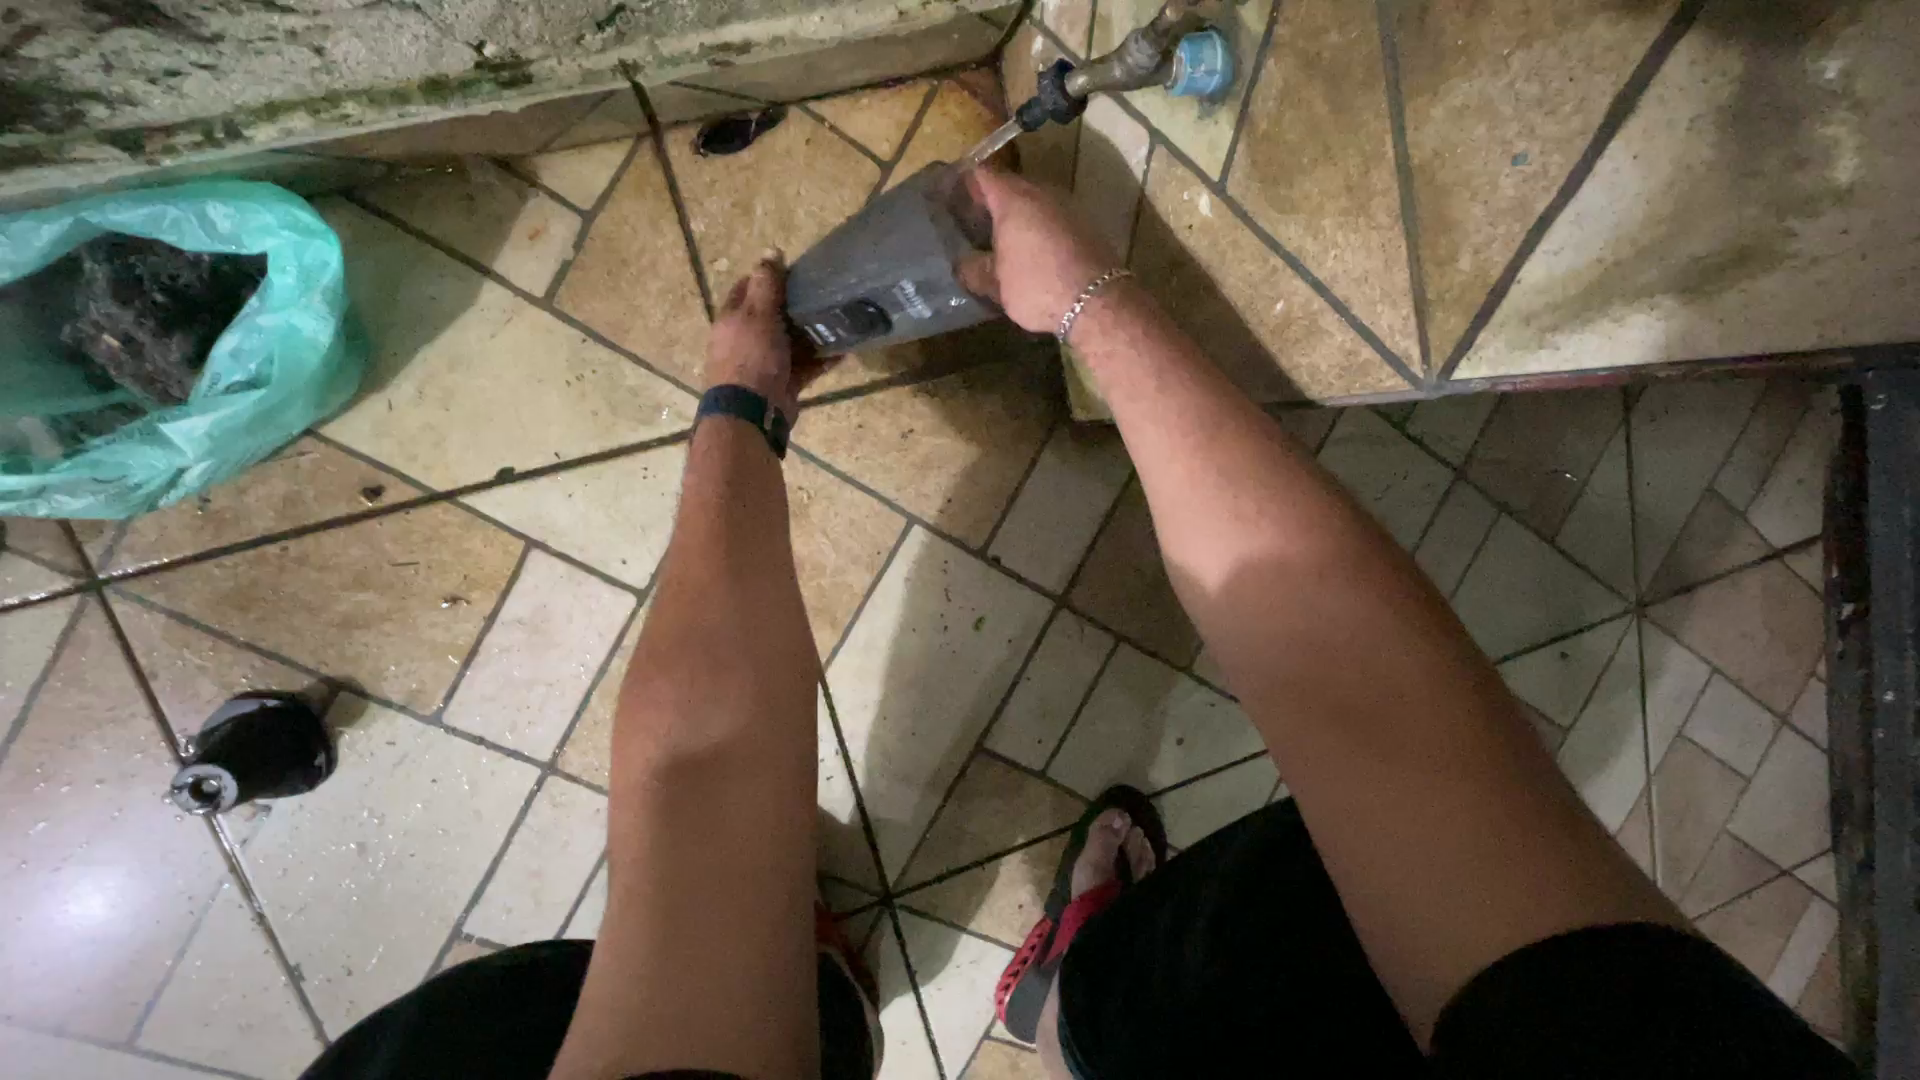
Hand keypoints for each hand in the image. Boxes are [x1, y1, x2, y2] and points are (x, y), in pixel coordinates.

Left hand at [705, 255, 831, 419]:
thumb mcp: (759, 313)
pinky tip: (843, 351)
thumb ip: (767, 283)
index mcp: (733, 318)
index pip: (748, 288)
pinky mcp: (782, 384)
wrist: (752, 411)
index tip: (796, 271)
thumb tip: (772, 249)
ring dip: (813, 334)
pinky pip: (805, 368)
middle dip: (796, 306)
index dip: (769, 277)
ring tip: (839, 321)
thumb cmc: (751, 357)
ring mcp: (764, 364)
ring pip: (791, 343)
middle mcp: (745, 340)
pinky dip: (821, 360)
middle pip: (772, 317)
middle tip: (824, 294)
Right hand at [957, 168, 1118, 334]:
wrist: (1096, 300)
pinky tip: (1033, 252)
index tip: (952, 197)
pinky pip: (1053, 218)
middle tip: (975, 223)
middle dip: (992, 202)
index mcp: (1013, 200)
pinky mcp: (1085, 224)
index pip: (983, 175)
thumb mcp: (996, 284)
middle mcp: (1041, 193)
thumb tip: (962, 265)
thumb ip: (974, 270)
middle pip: (1011, 186)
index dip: (965, 182)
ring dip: (1018, 217)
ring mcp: (1067, 206)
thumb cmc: (1038, 286)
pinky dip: (1039, 228)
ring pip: (1034, 202)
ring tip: (1003, 240)